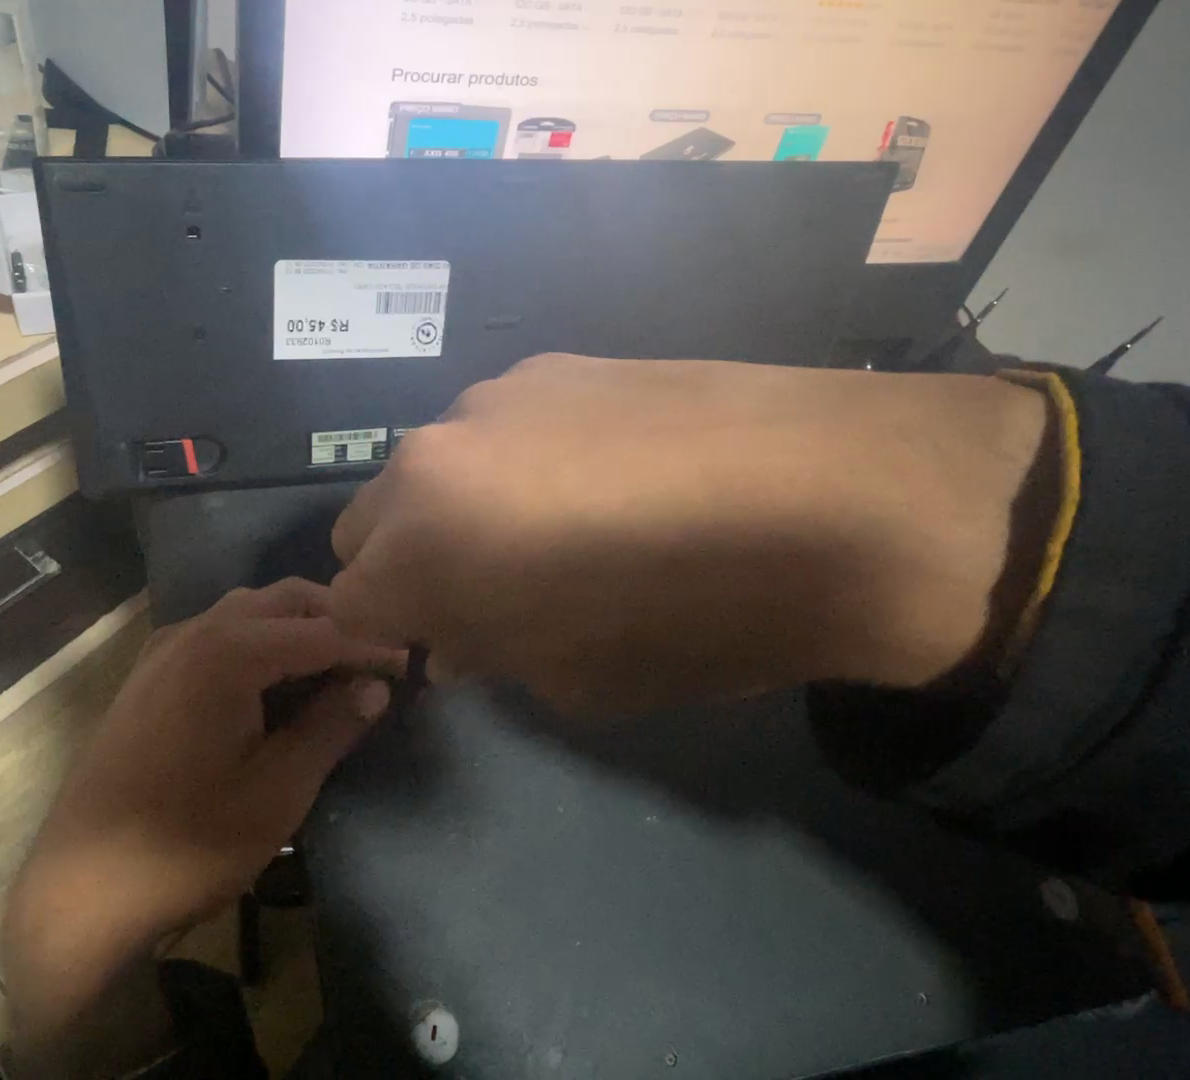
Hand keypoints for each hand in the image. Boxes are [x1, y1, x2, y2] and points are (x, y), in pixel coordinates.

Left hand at [0, 580, 400, 1064]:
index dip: (370, 647)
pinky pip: (216, 636)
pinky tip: (273, 686)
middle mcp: (193, 631)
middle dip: (334, 623)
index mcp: (228, 651)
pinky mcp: (149, 674)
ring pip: (246, 613)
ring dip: (294, 630)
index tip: (409, 670)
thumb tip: (376, 684)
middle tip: (375, 665)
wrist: (82, 884)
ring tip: (332, 674)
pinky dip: (257, 645)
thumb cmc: (189, 843)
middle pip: (281, 602)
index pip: (322, 629)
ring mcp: (164, 650)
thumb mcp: (277, 792)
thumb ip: (330, 727)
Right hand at [330, 354, 1052, 713]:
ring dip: (457, 508)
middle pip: (366, 526)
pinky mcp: (548, 364)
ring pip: (428, 469)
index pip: (349, 602)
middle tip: (481, 591)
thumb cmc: (690, 621)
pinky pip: (493, 429)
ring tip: (551, 526)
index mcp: (421, 546)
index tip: (441, 646)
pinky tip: (599, 474)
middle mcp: (430, 459)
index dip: (390, 634)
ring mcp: (487, 400)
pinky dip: (512, 462)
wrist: (839, 499)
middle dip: (403, 567)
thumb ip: (487, 654)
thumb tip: (457, 637)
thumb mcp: (572, 679)